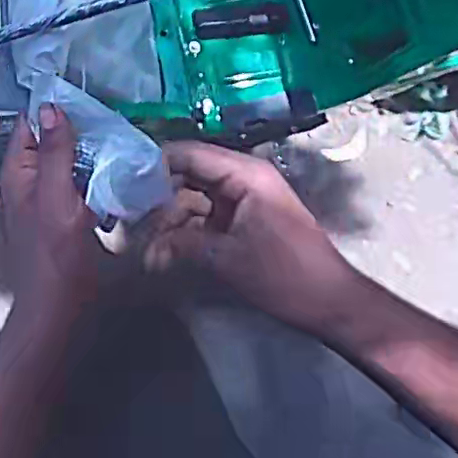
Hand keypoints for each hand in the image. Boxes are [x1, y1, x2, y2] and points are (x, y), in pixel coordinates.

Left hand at [0, 104, 101, 325]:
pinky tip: (117, 168)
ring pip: (68, 159)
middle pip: (51, 138)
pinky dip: (94, 171)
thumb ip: (54, 153)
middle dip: (79, 126)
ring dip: (90, 149)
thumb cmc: (55, 256)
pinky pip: (78, 180)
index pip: (31, 121)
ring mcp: (46, 195)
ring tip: (121, 135)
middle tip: (113, 115)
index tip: (87, 93)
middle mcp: (28, 178)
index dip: (54, 105)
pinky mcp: (63, 211)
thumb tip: (50, 106)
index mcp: (19, 170)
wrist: (58, 309)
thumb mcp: (56, 198)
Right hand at [144, 142, 363, 334]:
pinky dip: (185, 231)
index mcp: (244, 173)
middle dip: (158, 197)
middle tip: (129, 217)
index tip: (125, 183)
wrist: (332, 304)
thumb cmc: (285, 274)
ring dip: (169, 219)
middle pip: (188, 174)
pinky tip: (164, 251)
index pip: (189, 153)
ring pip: (193, 197)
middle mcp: (242, 178)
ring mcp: (242, 199)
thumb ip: (182, 244)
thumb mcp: (228, 258)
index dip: (156, 164)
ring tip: (145, 245)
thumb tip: (145, 248)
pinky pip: (204, 215)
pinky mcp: (242, 219)